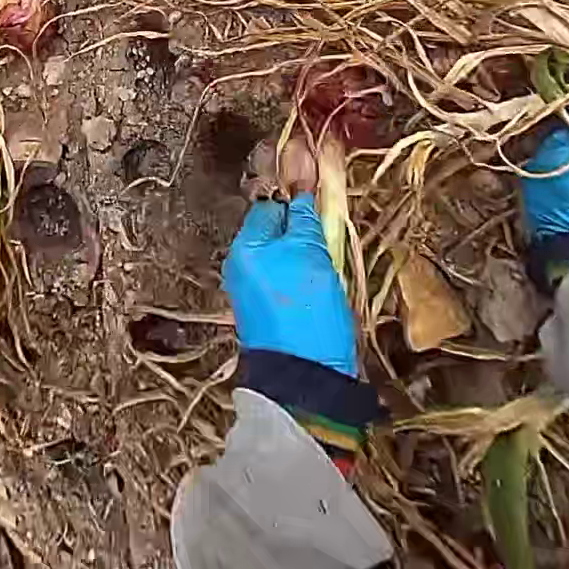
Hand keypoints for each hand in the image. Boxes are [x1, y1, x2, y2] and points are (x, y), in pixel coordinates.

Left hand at [225, 193, 356, 375]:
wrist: (305, 377)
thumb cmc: (306, 311)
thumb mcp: (309, 253)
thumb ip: (304, 219)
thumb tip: (303, 191)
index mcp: (245, 248)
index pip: (270, 207)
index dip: (296, 202)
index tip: (321, 203)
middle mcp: (242, 266)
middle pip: (274, 231)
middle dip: (300, 230)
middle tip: (326, 237)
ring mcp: (253, 289)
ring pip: (282, 254)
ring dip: (303, 252)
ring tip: (324, 264)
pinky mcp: (267, 308)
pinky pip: (284, 276)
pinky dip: (301, 274)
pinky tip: (318, 285)